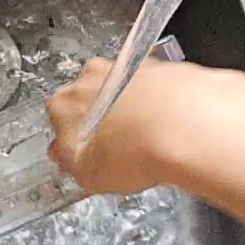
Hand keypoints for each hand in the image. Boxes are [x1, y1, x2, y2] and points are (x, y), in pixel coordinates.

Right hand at [47, 57, 244, 195]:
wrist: (185, 128)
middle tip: (114, 148)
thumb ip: (73, 164)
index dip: (70, 140)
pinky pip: (153, 88)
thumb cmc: (133, 150)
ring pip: (122, 91)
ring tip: (146, 142)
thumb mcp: (88, 176)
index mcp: (64, 103)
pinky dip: (158, 105)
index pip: (59, 120)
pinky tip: (168, 129)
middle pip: (89, 99)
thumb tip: (73, 161)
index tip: (81, 154)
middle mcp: (92, 78)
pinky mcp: (162, 68)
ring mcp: (128, 70)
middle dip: (99, 120)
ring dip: (130, 111)